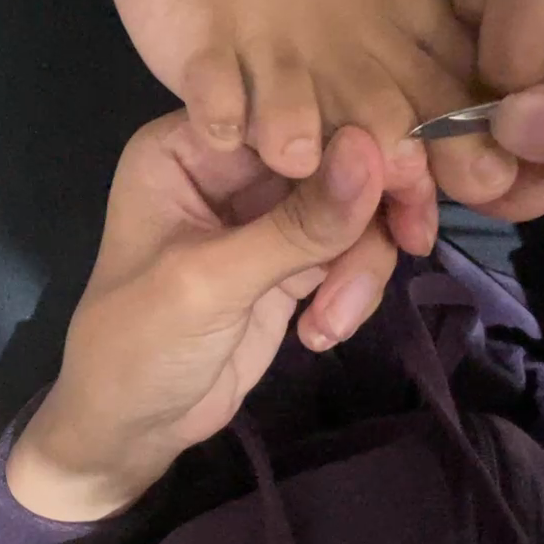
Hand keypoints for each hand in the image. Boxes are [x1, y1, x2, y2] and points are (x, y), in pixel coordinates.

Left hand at [8, 113, 393, 520]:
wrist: (133, 429)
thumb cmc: (140, 346)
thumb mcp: (211, 283)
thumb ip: (296, 225)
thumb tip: (374, 152)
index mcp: (188, 147)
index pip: (284, 114)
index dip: (349, 136)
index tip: (403, 174)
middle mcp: (229, 170)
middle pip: (332, 156)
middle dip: (369, 206)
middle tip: (410, 240)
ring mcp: (264, 216)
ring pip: (352, 207)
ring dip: (358, 265)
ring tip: (330, 322)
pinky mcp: (290, 261)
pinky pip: (350, 252)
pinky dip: (351, 291)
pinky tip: (321, 333)